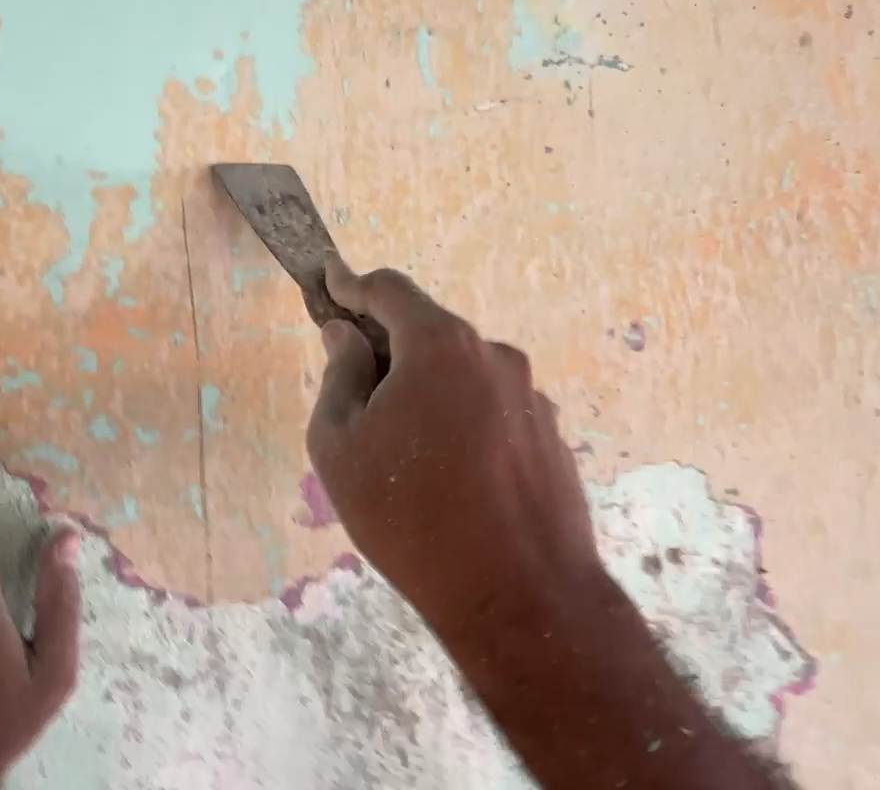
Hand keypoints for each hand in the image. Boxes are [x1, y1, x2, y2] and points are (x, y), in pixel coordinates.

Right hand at [305, 257, 600, 634]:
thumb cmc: (408, 514)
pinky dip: (458, 419)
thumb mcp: (340, 443)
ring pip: (459, 373)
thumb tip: (344, 336)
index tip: (329, 280)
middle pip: (427, 331)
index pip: (389, 289)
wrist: (521, 599)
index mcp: (439, 346)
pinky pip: (489, 408)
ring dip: (425, 388)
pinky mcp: (550, 436)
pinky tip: (446, 475)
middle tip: (354, 394)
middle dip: (386, 347)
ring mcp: (530, 397)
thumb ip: (339, 375)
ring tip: (401, 452)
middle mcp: (493, 356)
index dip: (352, 284)